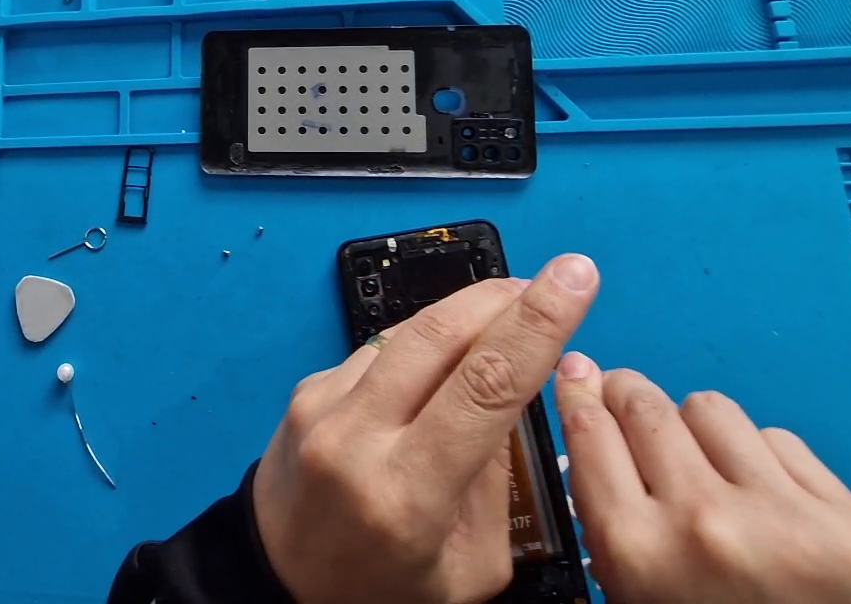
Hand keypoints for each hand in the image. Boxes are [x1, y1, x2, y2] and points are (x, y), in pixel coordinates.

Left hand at [253, 253, 600, 603]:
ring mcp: (323, 403)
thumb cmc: (381, 586)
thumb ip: (498, 483)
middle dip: (503, 297)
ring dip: (464, 313)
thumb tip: (512, 396)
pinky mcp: (309, 386)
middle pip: (438, 336)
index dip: (537, 325)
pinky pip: (379, 349)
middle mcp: (356, 435)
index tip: (575, 278)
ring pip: (408, 333)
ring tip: (506, 311)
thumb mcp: (468, 568)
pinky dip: (421, 344)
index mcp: (406, 493)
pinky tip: (442, 356)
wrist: (275, 578)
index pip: (484, 386)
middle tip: (550, 280)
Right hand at [554, 355, 850, 603]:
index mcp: (637, 552)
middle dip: (626, 393)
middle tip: (626, 399)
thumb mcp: (632, 596)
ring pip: (709, 409)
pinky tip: (770, 504)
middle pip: (643, 404)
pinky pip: (780, 441)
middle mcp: (703, 522)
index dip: (578, 391)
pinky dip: (763, 462)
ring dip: (697, 429)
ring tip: (708, 468)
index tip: (578, 372)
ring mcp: (784, 522)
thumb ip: (606, 514)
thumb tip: (588, 417)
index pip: (588, 427)